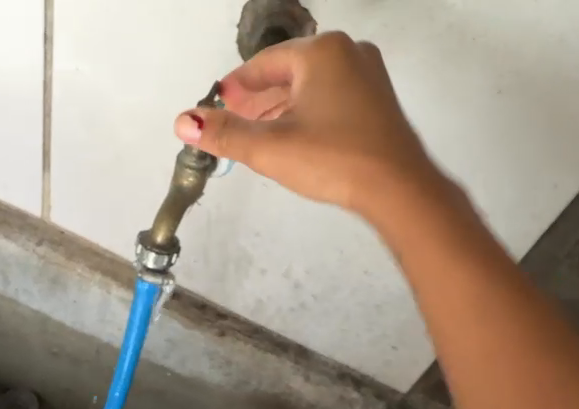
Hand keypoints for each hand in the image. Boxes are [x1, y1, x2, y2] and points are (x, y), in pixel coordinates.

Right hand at [175, 32, 446, 226]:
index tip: (217, 104)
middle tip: (232, 120)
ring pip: (310, 87)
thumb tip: (183, 121)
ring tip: (258, 134)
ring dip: (281, 108)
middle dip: (258, 98)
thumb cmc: (333, 160)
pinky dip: (306, 114)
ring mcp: (367, 75)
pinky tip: (294, 139)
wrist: (396, 187)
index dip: (236, 86)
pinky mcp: (377, 102)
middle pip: (288, 72)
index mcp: (320, 52)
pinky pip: (330, 99)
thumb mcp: (269, 148)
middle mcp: (347, 52)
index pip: (264, 63)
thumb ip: (224, 134)